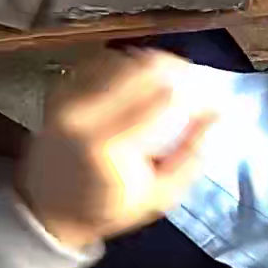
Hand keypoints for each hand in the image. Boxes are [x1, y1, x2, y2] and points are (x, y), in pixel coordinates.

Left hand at [16, 49, 215, 250]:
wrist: (49, 209)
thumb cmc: (109, 208)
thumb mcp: (160, 196)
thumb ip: (192, 153)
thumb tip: (218, 112)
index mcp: (109, 147)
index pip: (163, 98)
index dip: (195, 91)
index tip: (211, 98)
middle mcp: (83, 114)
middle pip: (142, 67)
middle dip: (176, 69)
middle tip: (193, 81)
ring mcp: (67, 99)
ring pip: (122, 58)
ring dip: (151, 63)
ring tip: (168, 80)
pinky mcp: (59, 90)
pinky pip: (100, 61)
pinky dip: (125, 64)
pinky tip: (138, 79)